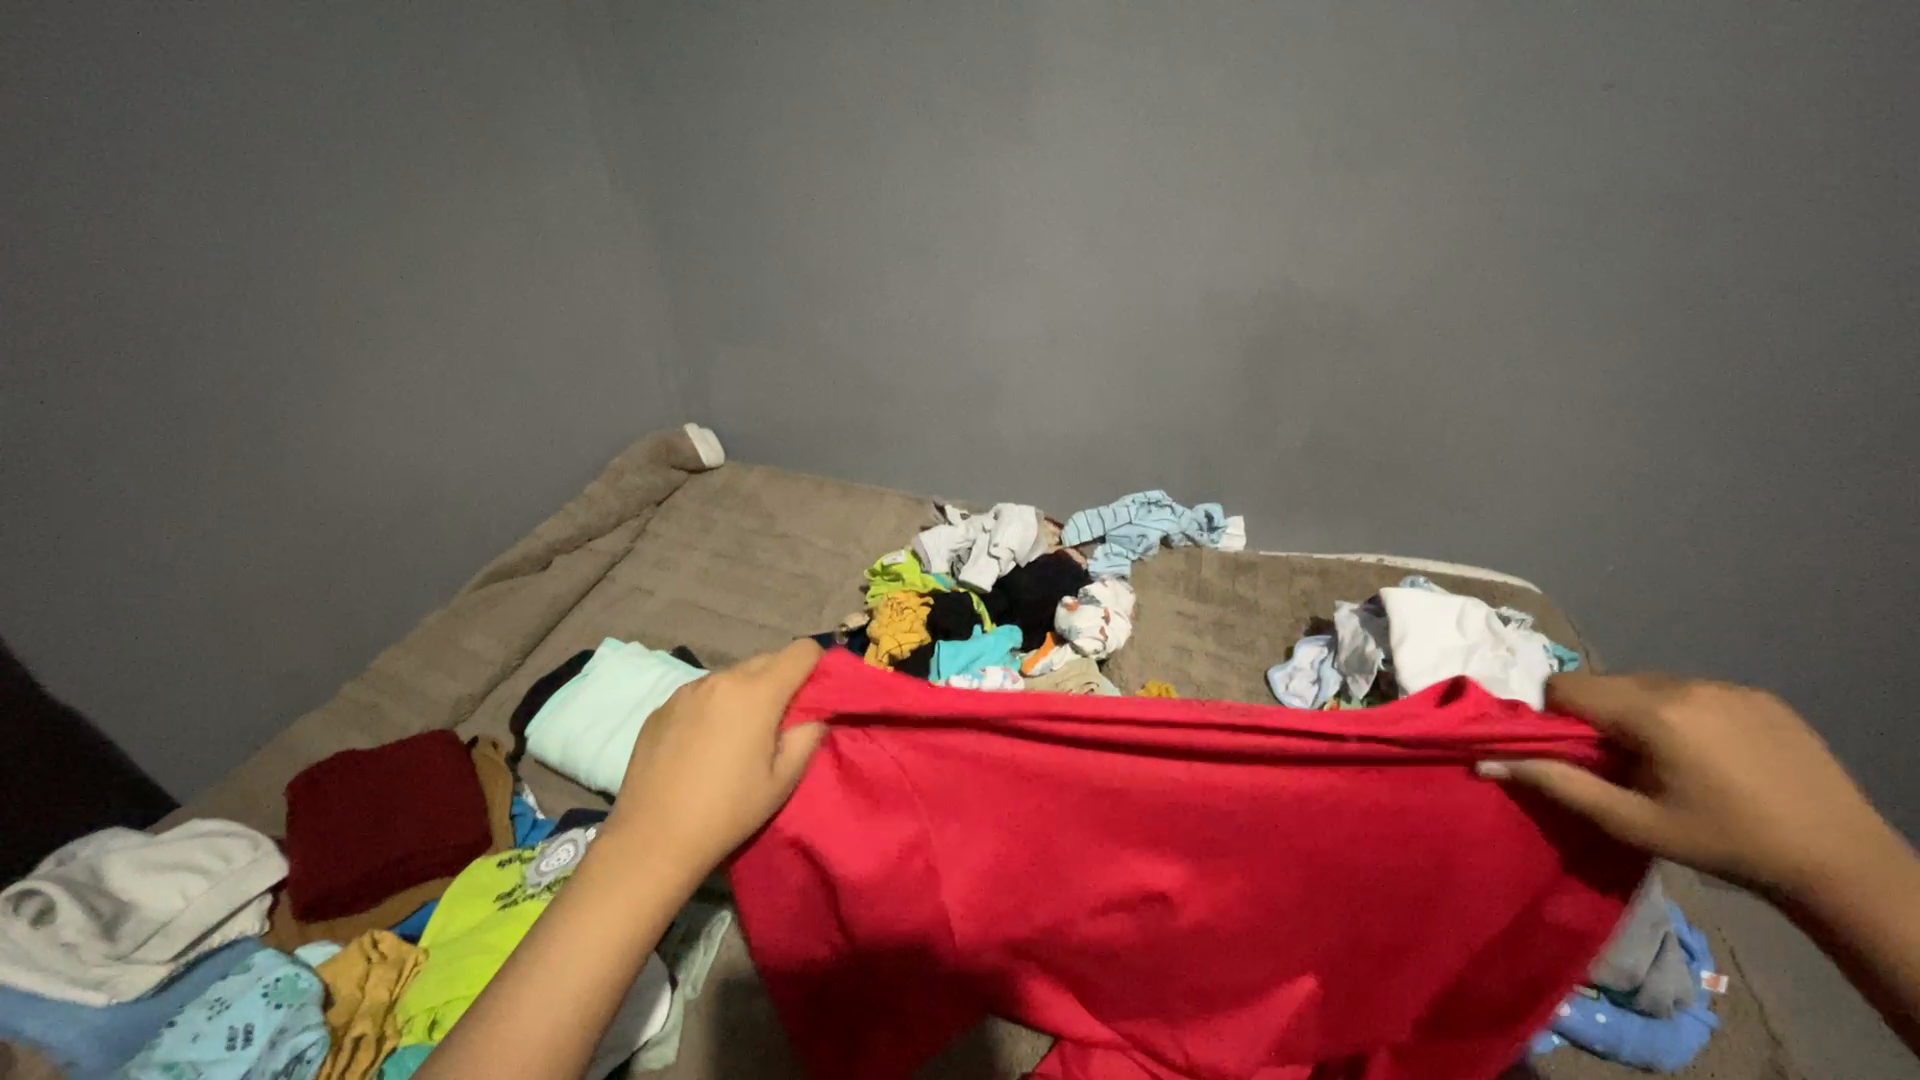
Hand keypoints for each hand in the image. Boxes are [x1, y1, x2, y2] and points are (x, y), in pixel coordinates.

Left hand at [602, 640, 827, 879]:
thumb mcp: (782, 781)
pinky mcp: (661, 708)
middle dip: (781, 682)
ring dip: (746, 693)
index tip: (815, 696)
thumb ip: (807, 738)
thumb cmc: (727, 811)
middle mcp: (720, 680)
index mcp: (757, 693)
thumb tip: (813, 718)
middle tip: (779, 724)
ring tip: (738, 736)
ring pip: (731, 676)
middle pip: (766, 660)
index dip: (816, 665)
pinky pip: (701, 694)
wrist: (652, 839)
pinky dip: (713, 707)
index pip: (801, 650)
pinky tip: (703, 746)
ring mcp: (686, 691)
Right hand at [1478, 672, 1904, 899]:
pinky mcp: (1759, 695)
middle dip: (1597, 716)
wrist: (1839, 860)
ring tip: (1668, 761)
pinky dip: (1681, 714)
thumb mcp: (1630, 822)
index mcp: (1652, 713)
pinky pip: (1692, 691)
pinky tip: (1711, 756)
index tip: (1579, 756)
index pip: (1565, 686)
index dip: (1555, 718)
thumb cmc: (1721, 843)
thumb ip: (1556, 784)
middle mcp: (1685, 685)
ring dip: (1638, 713)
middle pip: (1605, 683)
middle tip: (1621, 765)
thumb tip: (1486, 762)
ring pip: (1647, 685)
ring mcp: (1727, 686)